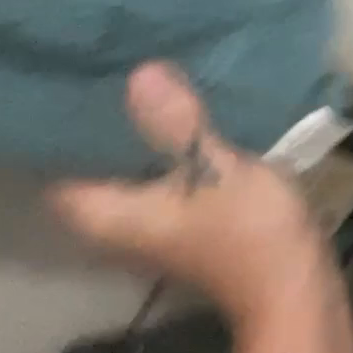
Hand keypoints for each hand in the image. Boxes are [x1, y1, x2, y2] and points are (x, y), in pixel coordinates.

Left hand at [48, 62, 331, 325]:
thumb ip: (179, 126)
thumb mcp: (218, 169)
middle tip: (132, 70)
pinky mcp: (185, 223)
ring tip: (167, 88)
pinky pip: (164, 178)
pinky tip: (200, 127)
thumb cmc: (249, 228)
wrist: (292, 282)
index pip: (60, 161)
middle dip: (115, 123)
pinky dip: (174, 154)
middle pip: (99, 164)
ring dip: (149, 137)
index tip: (88, 78)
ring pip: (135, 171)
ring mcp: (151, 226)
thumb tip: (140, 73)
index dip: (69, 122)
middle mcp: (113, 223)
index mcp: (104, 212)